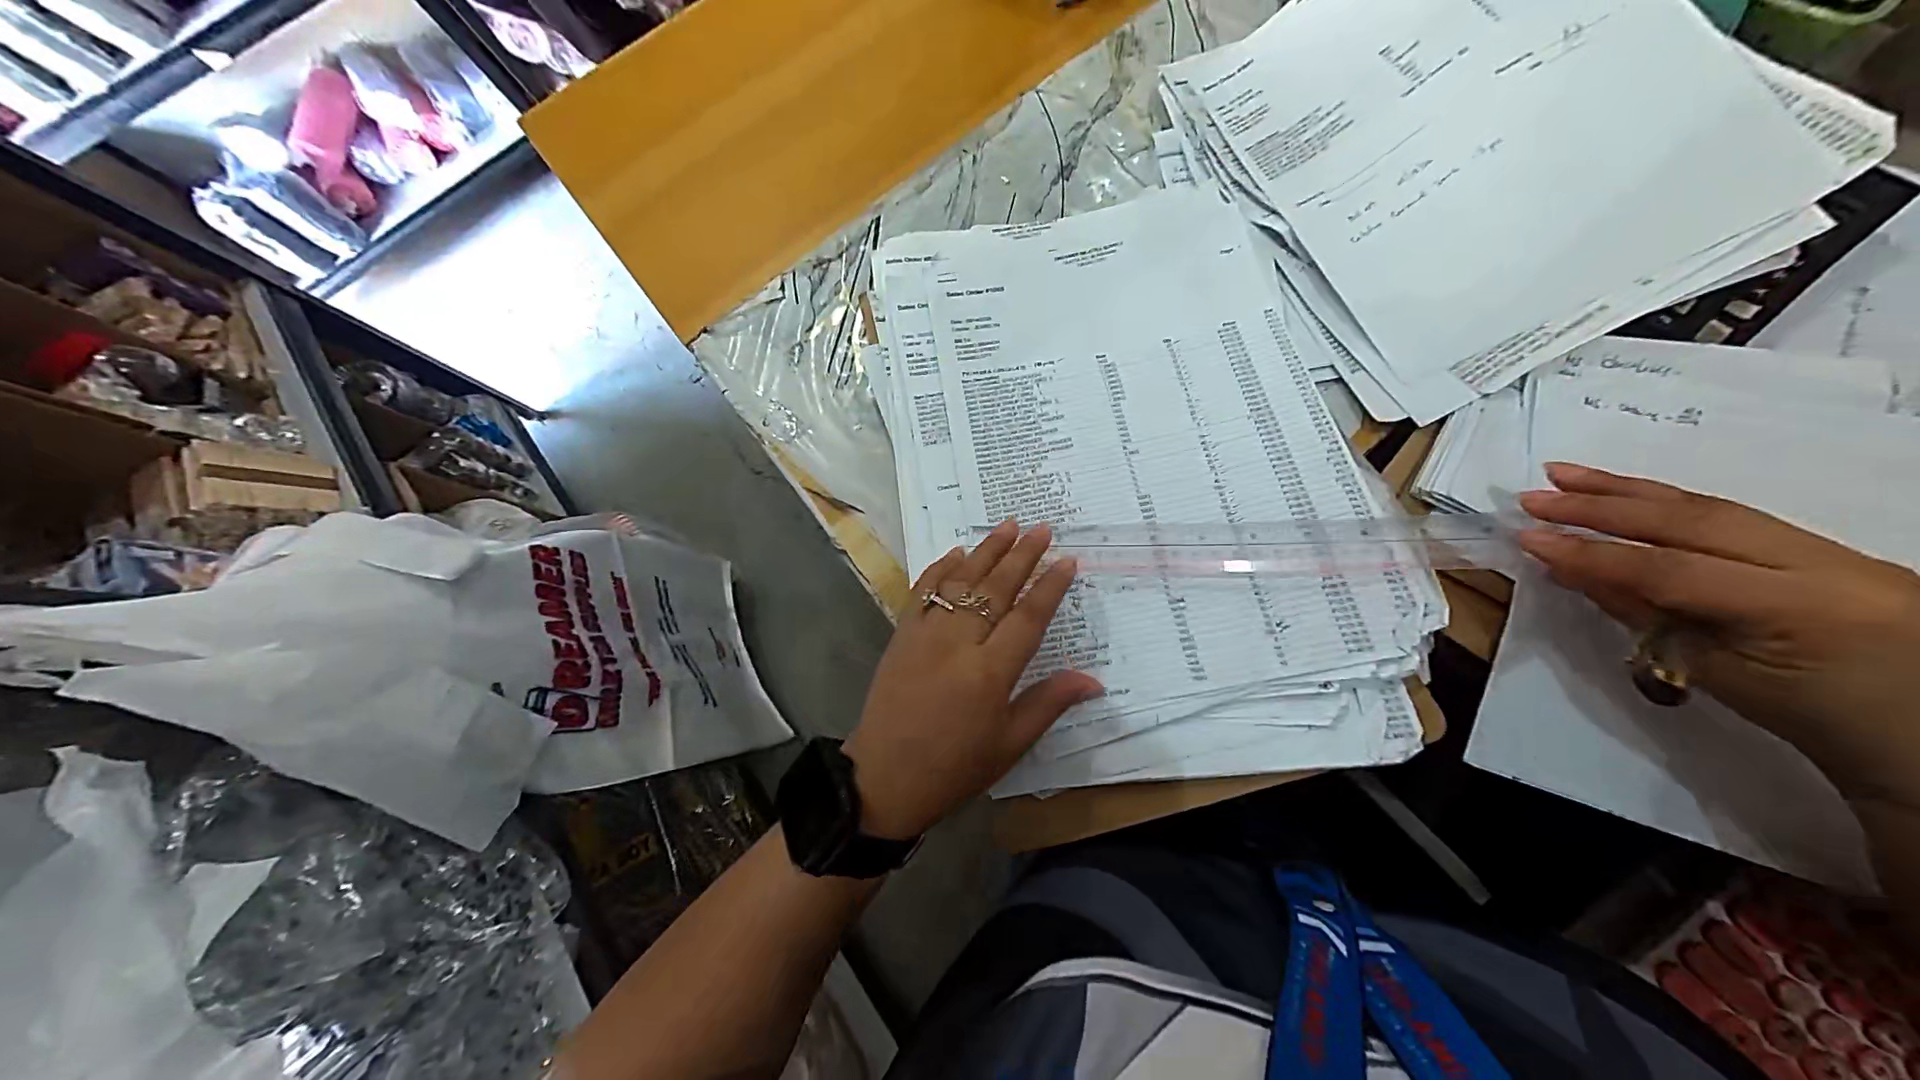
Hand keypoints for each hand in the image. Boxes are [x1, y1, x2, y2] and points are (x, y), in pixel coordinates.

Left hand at [843, 521, 1102, 838]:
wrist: (883, 777)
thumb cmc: (953, 768)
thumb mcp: (1008, 744)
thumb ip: (1048, 703)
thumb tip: (1093, 679)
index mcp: (990, 673)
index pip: (1028, 618)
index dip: (1049, 587)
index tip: (1067, 561)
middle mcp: (958, 643)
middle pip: (995, 589)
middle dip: (1021, 556)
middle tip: (1041, 529)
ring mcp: (925, 634)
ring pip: (960, 581)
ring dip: (985, 551)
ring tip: (1008, 526)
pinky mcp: (901, 635)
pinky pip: (923, 591)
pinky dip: (940, 568)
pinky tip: (956, 552)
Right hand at [1517, 463, 1919, 811]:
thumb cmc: (1813, 722)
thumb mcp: (1718, 676)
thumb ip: (1647, 616)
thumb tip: (1574, 572)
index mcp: (1801, 609)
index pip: (1672, 571)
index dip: (1592, 554)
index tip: (1528, 538)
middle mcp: (1827, 565)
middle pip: (1695, 522)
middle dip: (1605, 506)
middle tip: (1536, 496)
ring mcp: (1835, 550)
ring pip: (1716, 509)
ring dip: (1631, 491)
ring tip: (1567, 476)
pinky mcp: (1827, 549)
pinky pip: (1735, 517)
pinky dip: (1670, 504)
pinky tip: (1629, 496)